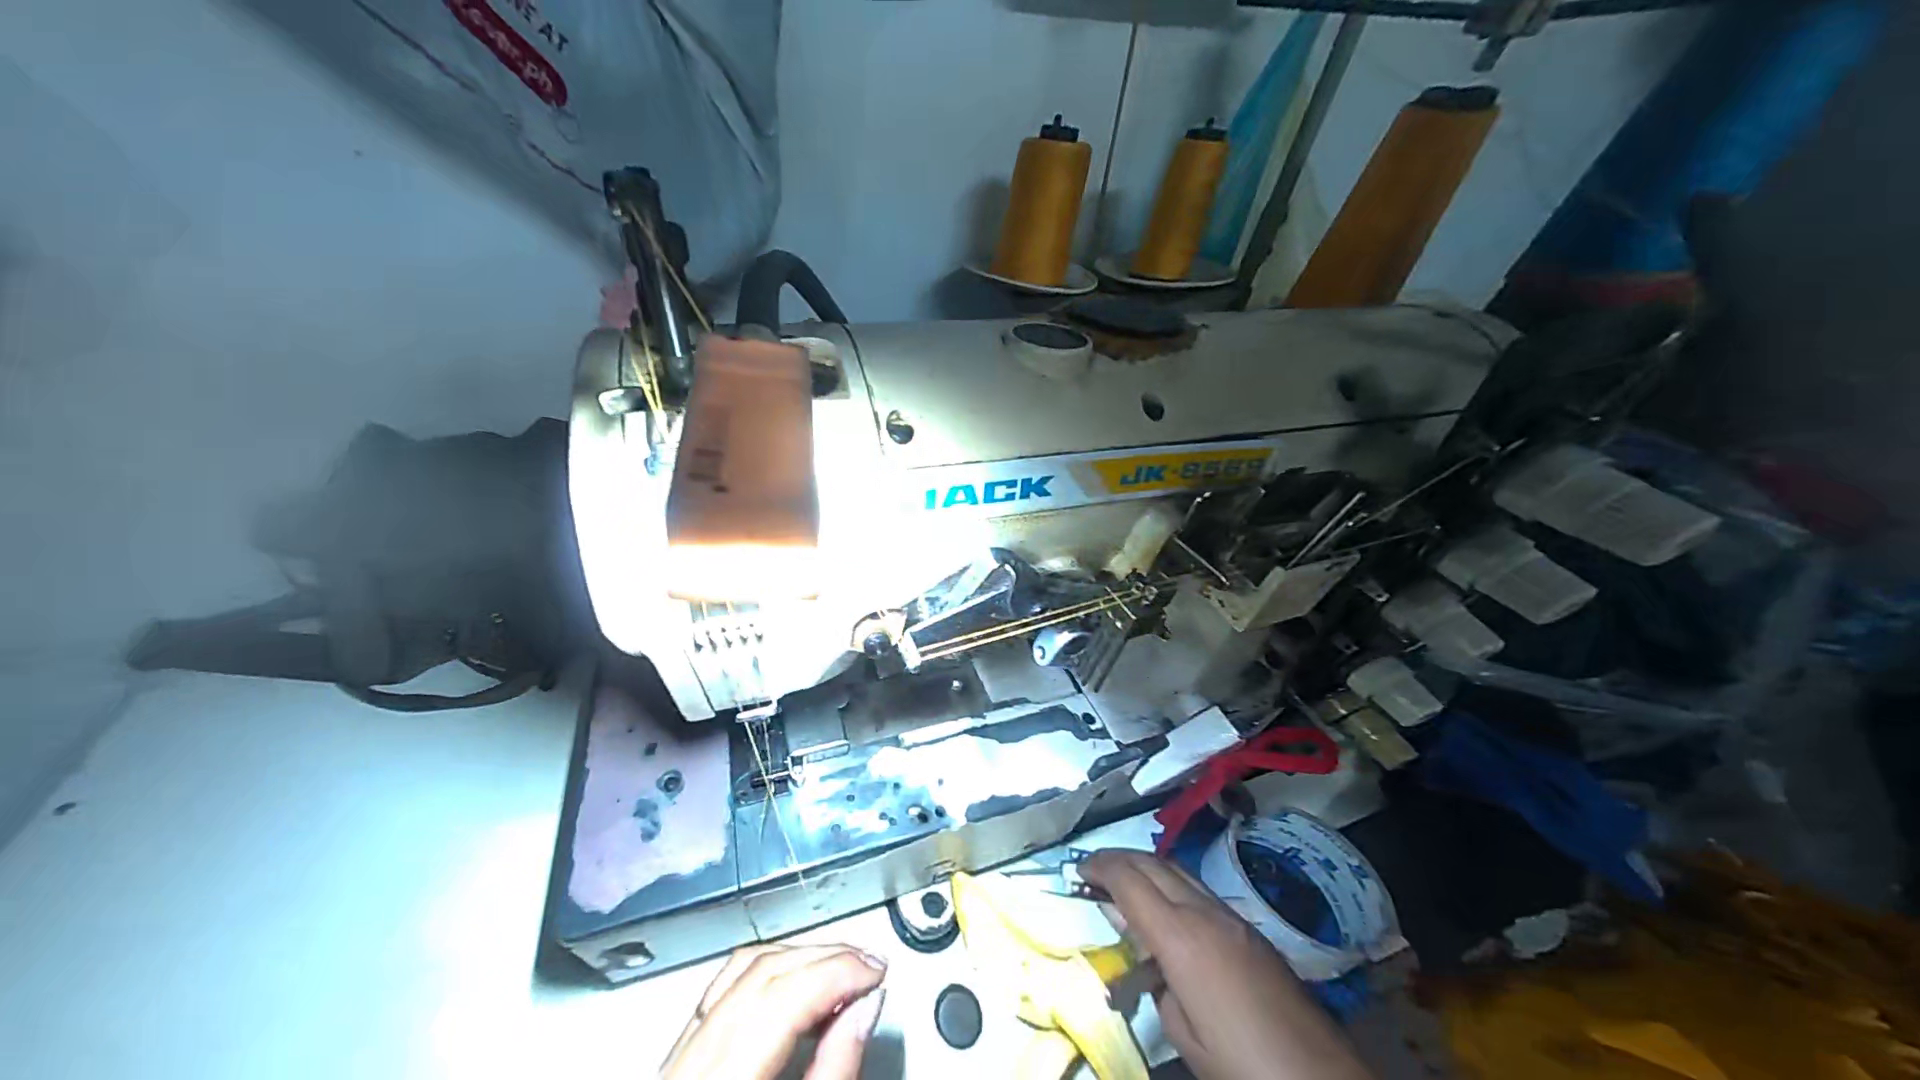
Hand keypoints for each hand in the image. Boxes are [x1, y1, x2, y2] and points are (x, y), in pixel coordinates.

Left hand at [661, 944, 887, 1079]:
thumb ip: (836, 1069)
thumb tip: (866, 1001)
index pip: (780, 997)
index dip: (837, 973)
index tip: (877, 972)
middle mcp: (683, 1064)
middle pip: (759, 973)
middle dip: (823, 960)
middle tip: (870, 968)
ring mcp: (672, 1059)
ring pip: (739, 970)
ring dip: (799, 962)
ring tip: (843, 975)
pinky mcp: (675, 1057)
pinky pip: (721, 990)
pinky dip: (769, 976)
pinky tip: (801, 988)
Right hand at [1080, 850, 1373, 1079]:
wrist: (1321, 1078)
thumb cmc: (1243, 1065)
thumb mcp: (1184, 1035)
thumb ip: (1158, 984)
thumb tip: (1151, 960)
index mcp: (1181, 937)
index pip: (1130, 881)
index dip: (1100, 868)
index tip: (1078, 870)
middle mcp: (1205, 913)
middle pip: (1153, 863)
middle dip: (1119, 858)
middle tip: (1094, 868)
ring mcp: (1231, 918)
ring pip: (1179, 870)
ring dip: (1146, 867)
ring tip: (1124, 881)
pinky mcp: (1250, 930)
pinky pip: (1200, 890)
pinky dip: (1171, 884)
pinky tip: (1166, 907)